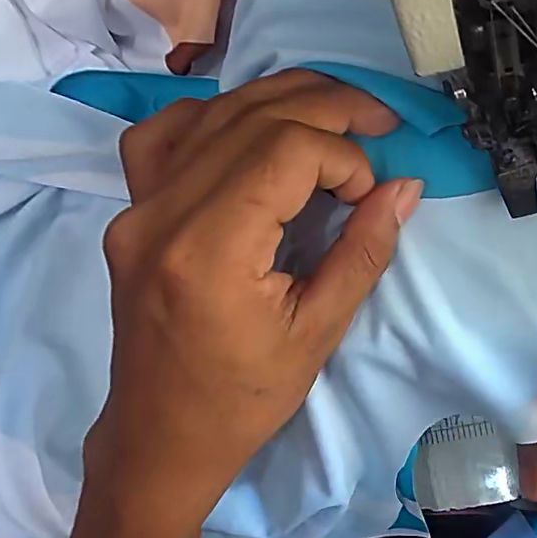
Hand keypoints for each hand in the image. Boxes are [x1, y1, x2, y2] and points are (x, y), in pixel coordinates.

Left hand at [83, 70, 422, 532]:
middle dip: (328, 108)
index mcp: (209, 251)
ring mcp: (135, 207)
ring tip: (337, 111)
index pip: (284, 152)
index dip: (345, 157)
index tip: (371, 196)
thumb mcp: (321, 330)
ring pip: (211, 112)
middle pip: (251, 118)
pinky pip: (168, 134)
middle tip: (380, 121)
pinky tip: (257, 129)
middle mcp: (160, 214)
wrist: (162, 436)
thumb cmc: (246, 398)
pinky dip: (222, 116)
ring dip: (283, 101)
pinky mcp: (131, 212)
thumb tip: (405, 188)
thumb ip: (364, 250)